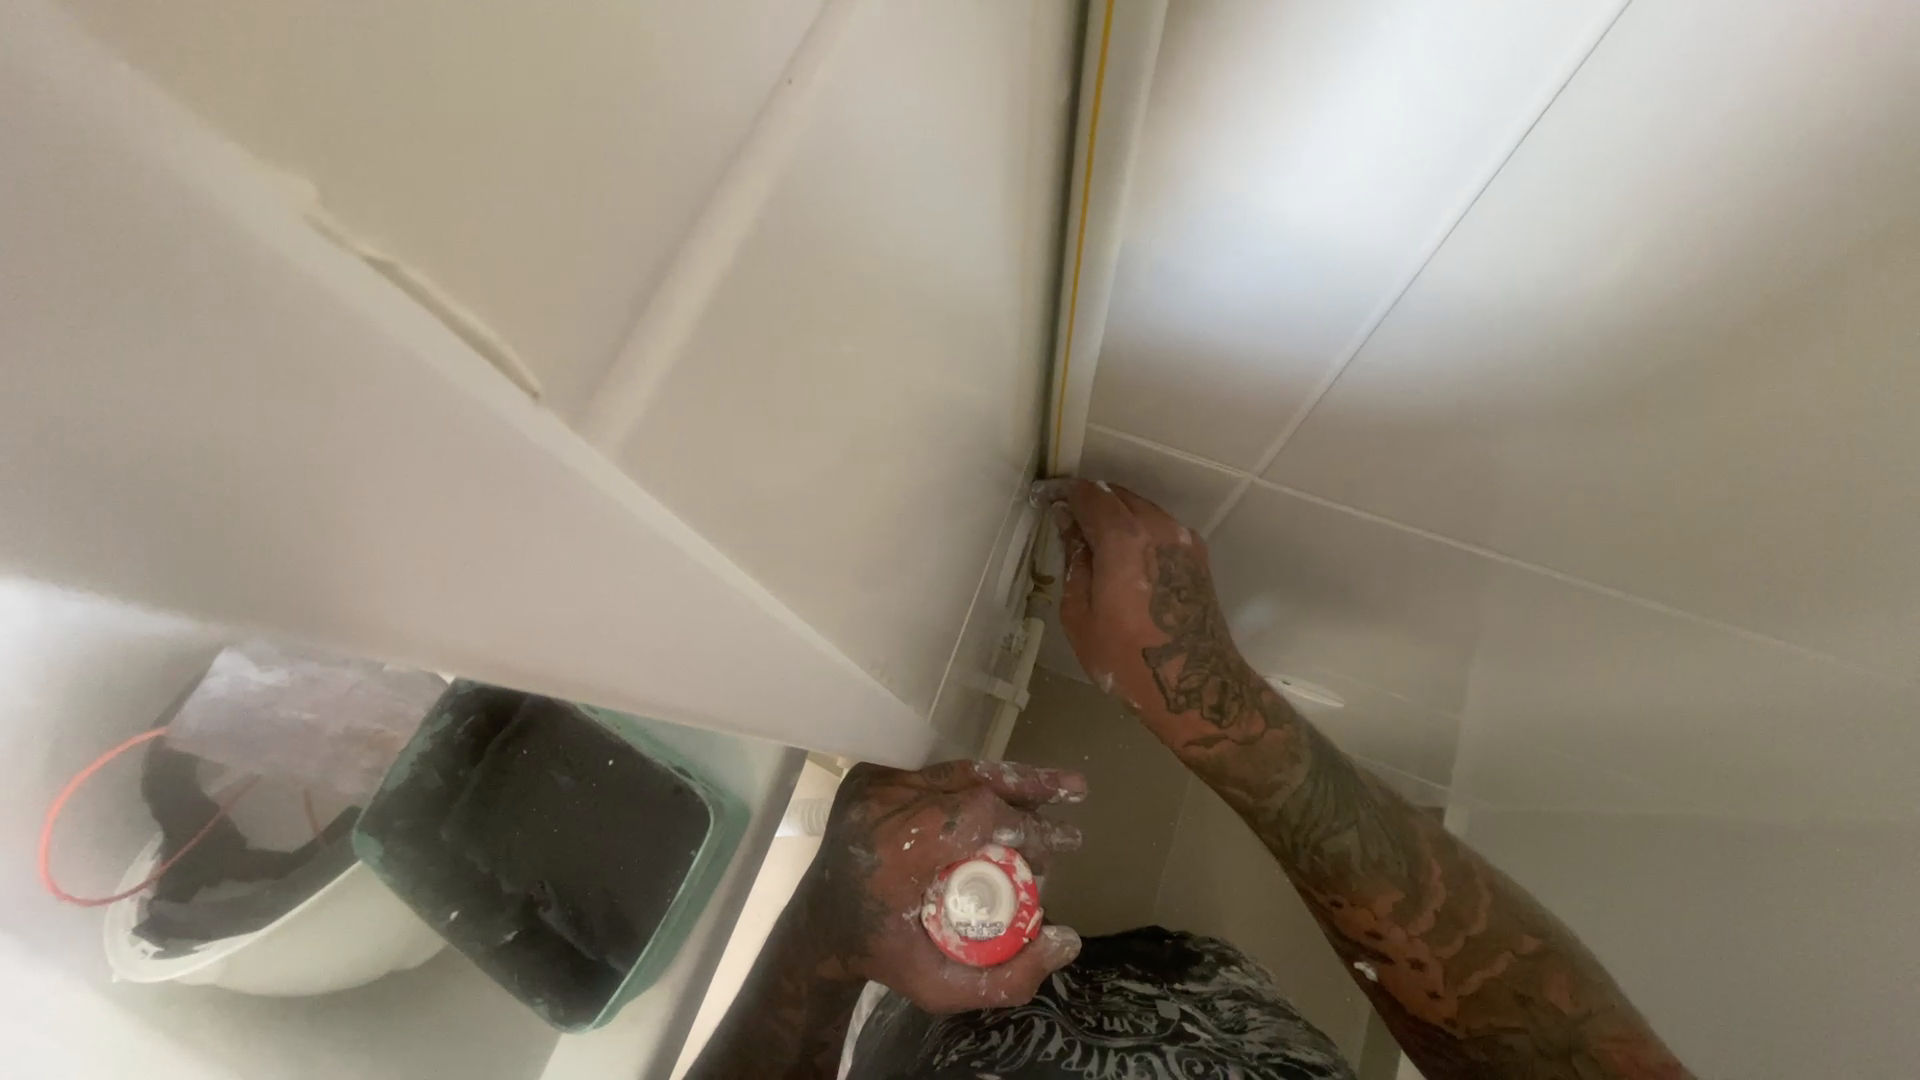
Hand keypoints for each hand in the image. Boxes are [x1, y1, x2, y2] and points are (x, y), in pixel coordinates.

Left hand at [793, 760, 1086, 1012]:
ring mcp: (876, 784)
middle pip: (972, 782)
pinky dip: (980, 782)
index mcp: (893, 854)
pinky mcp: (875, 774)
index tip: (1058, 848)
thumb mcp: (941, 986)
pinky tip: (1013, 790)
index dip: (1025, 826)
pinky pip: (941, 773)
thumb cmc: (885, 955)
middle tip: (1076, 796)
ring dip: (1011, 778)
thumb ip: (1008, 978)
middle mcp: (883, 807)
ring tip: (1058, 785)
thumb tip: (1068, 939)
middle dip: (1030, 791)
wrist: (822, 924)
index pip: (975, 817)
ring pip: (959, 770)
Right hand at [1037, 479, 1265, 742]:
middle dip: (1089, 502)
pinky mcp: (1197, 555)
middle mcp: (1159, 527)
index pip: (1090, 494)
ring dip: (1115, 516)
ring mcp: (1183, 540)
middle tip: (1067, 524)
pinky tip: (1123, 557)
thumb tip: (1069, 527)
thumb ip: (1074, 561)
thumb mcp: (1080, 614)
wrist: (1195, 685)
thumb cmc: (1126, 657)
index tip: (1048, 502)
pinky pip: (1159, 527)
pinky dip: (1137, 530)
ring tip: (1094, 543)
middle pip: (1117, 495)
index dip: (1064, 494)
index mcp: (1125, 538)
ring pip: (1141, 509)